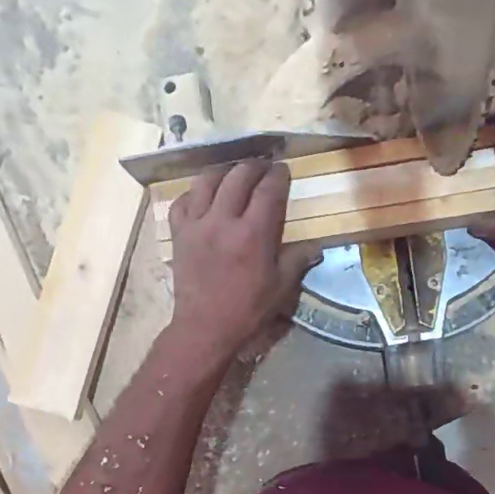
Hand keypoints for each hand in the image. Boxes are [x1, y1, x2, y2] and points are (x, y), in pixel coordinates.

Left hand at [166, 160, 320, 363]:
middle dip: (253, 167)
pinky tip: (204, 197)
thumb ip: (298, 260)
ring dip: (223, 172)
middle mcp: (223, 221)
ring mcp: (196, 225)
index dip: (278, 176)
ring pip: (206, 182)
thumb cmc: (248, 309)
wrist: (206, 327)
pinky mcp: (178, 233)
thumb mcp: (281, 287)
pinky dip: (195, 193)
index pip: (267, 191)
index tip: (284, 169)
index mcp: (253, 234)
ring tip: (234, 173)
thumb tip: (316, 247)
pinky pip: (182, 201)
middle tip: (263, 166)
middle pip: (237, 177)